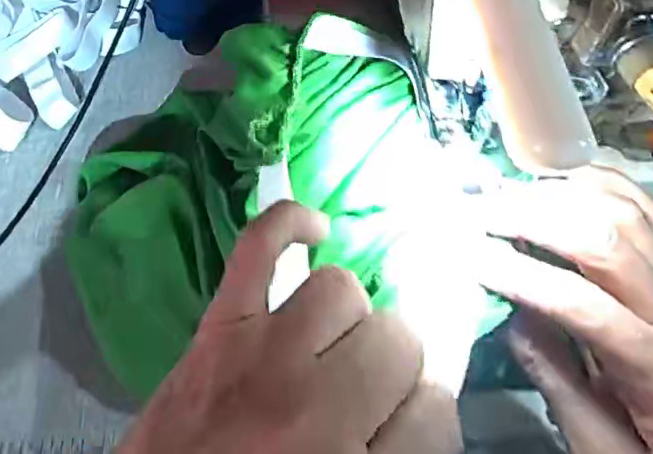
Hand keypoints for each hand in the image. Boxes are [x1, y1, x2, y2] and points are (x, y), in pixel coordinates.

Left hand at [119, 200, 461, 453]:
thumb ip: (396, 451)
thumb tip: (432, 397)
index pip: (434, 413)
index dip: (426, 413)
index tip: (407, 422)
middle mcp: (312, 408)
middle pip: (396, 341)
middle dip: (391, 366)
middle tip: (364, 394)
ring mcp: (262, 354)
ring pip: (341, 290)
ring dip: (345, 318)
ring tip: (326, 350)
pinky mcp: (218, 324)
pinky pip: (260, 244)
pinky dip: (289, 222)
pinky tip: (315, 230)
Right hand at [473, 167, 652, 453]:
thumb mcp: (602, 446)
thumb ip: (554, 378)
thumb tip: (505, 309)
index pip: (588, 307)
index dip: (524, 278)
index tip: (472, 258)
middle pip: (607, 240)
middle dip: (536, 219)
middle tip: (480, 212)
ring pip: (623, 210)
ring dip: (560, 194)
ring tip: (508, 194)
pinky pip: (640, 204)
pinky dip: (595, 184)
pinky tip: (557, 184)